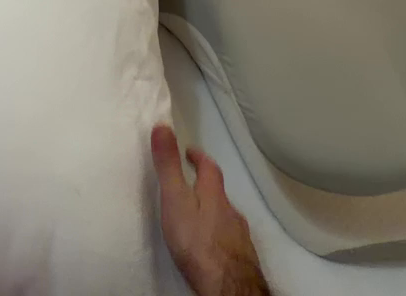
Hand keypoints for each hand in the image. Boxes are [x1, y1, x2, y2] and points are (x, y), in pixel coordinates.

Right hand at [151, 125, 269, 295]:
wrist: (228, 289)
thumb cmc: (197, 241)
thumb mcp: (175, 199)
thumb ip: (169, 166)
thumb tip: (163, 125)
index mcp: (214, 195)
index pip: (210, 167)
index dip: (199, 156)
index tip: (189, 151)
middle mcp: (231, 212)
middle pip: (219, 193)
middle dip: (204, 186)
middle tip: (189, 185)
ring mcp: (240, 237)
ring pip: (226, 217)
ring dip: (213, 211)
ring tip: (196, 216)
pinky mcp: (243, 259)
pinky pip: (230, 239)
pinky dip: (219, 235)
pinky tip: (210, 245)